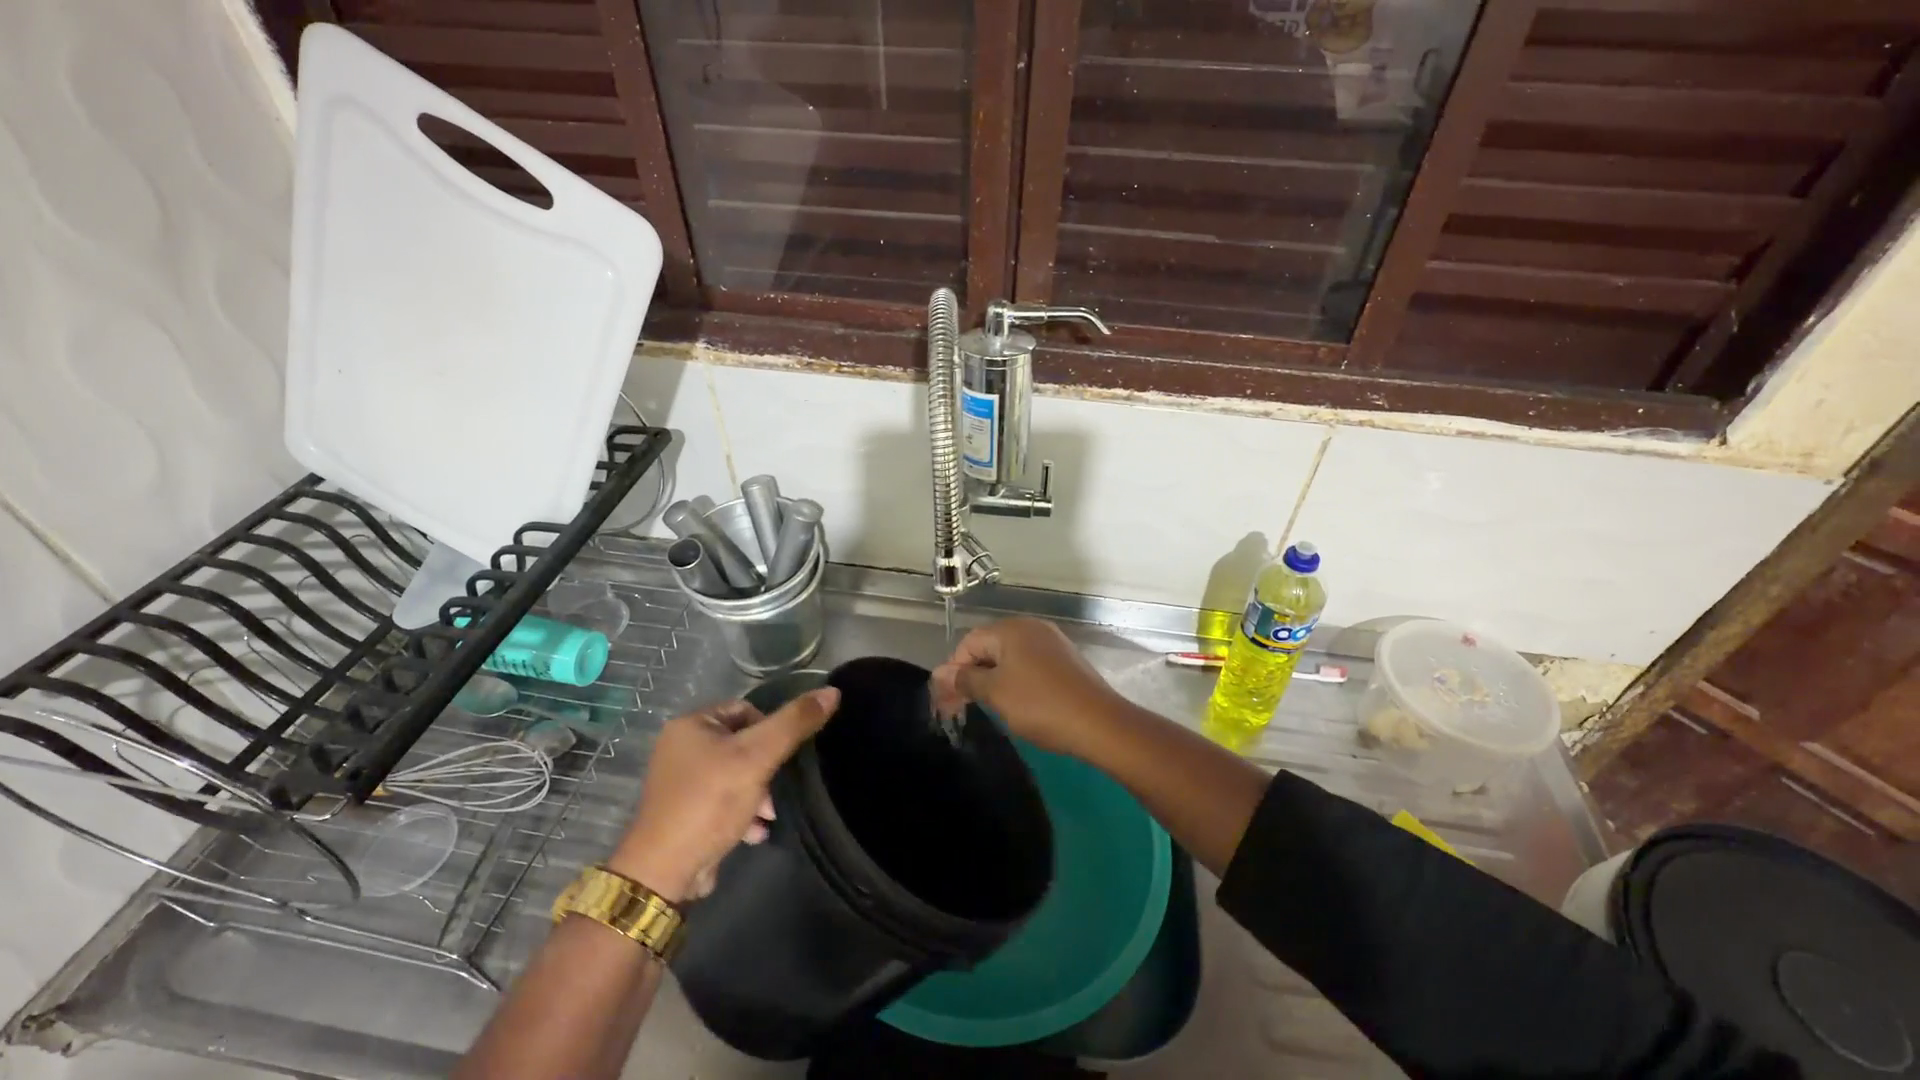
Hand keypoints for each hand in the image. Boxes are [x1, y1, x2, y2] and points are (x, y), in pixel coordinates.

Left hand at [608, 687, 838, 900]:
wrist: (666, 869)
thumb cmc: (710, 802)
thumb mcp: (758, 757)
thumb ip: (794, 723)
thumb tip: (832, 691)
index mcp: (690, 725)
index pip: (744, 709)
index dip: (770, 729)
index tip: (781, 756)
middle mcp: (680, 748)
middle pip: (742, 744)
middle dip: (765, 768)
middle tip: (775, 792)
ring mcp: (681, 783)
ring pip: (736, 775)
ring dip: (758, 794)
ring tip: (768, 817)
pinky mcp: (686, 812)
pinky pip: (723, 801)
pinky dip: (742, 813)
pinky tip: (754, 832)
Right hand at [930, 617, 1126, 757]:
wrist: (1098, 723)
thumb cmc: (1040, 705)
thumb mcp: (995, 693)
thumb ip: (965, 680)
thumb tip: (939, 673)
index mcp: (1012, 629)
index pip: (969, 643)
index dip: (954, 671)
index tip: (948, 701)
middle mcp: (1032, 627)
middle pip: (989, 647)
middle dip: (971, 675)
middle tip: (961, 708)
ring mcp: (1052, 643)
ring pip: (1010, 658)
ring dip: (993, 680)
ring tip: (987, 707)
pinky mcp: (1066, 661)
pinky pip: (1030, 666)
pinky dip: (1016, 682)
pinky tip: (1016, 703)